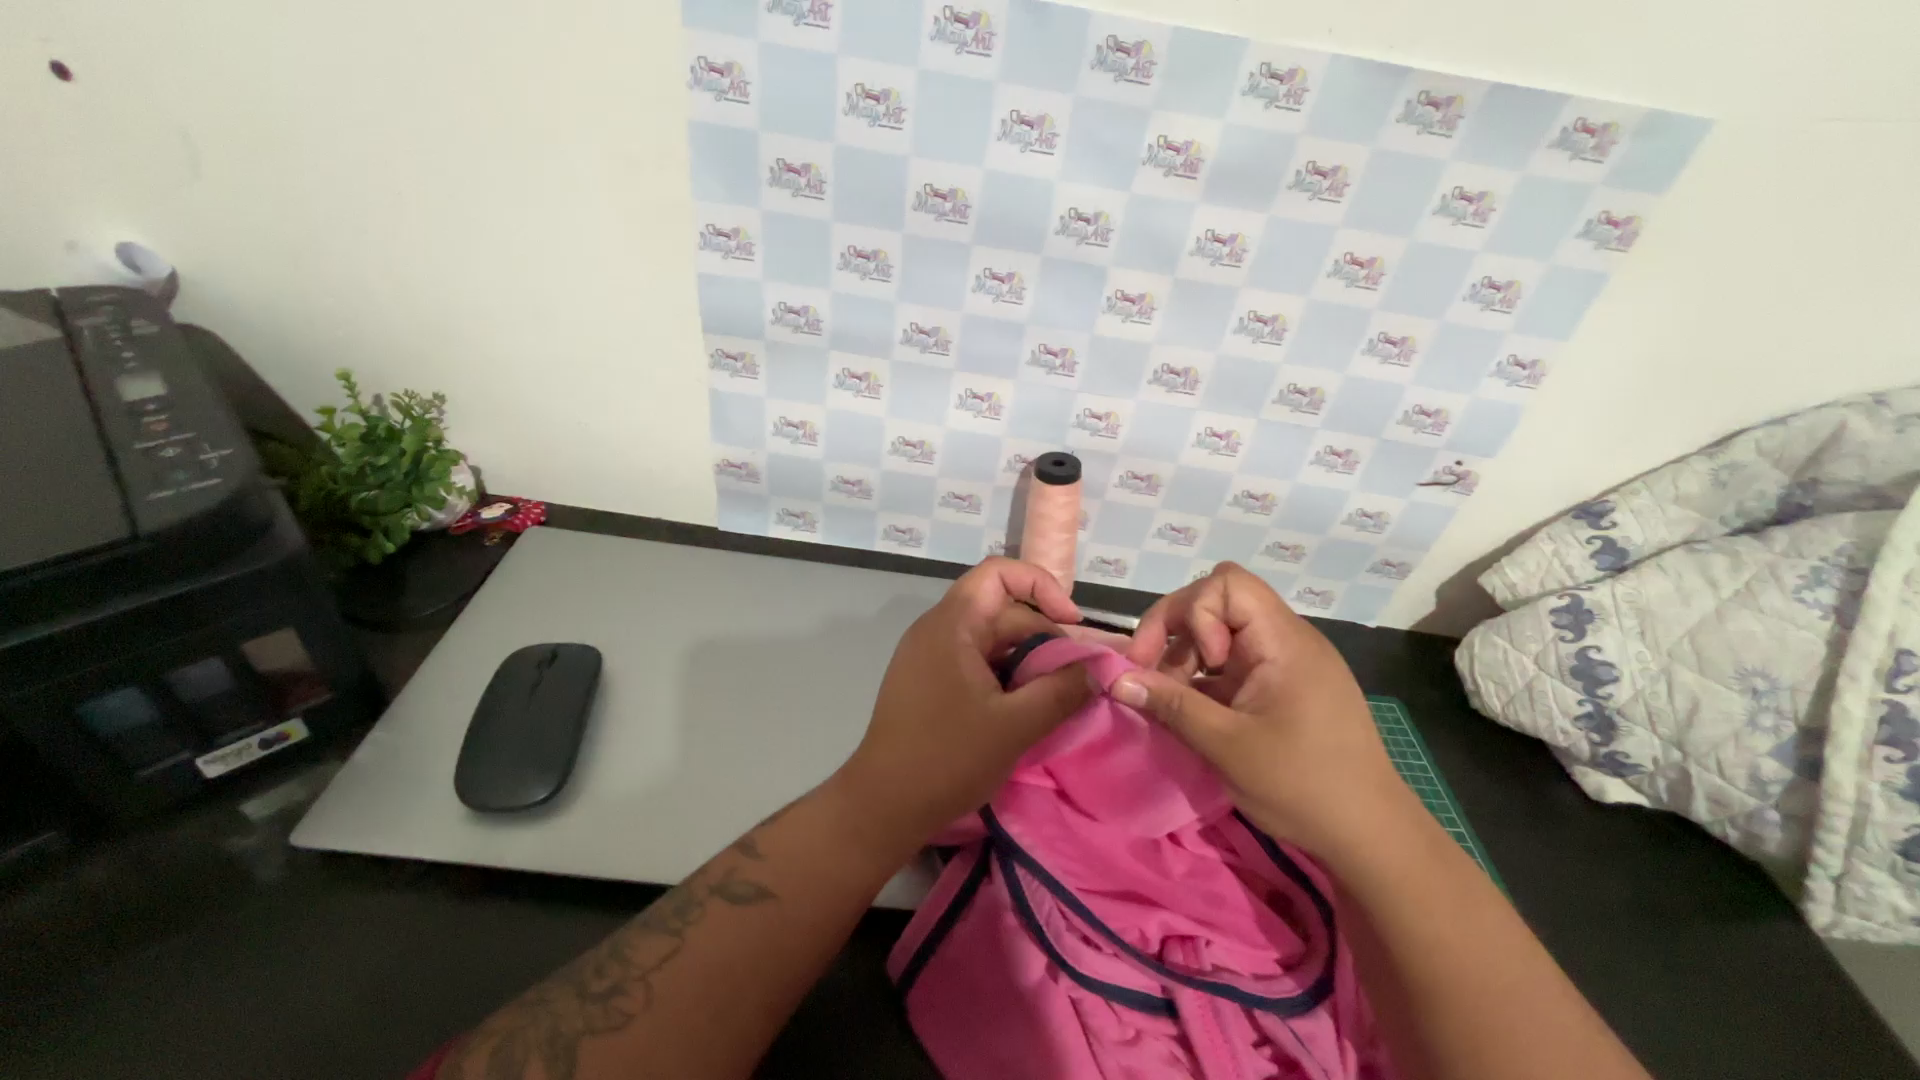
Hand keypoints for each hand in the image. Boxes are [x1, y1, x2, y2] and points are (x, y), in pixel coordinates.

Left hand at [834, 558, 1095, 847]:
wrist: (883, 805)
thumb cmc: (948, 758)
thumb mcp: (1016, 725)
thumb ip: (1062, 691)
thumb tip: (1095, 669)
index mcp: (952, 624)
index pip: (999, 573)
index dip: (1042, 586)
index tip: (1072, 625)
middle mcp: (936, 630)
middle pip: (1000, 610)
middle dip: (1044, 636)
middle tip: (1077, 676)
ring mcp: (928, 657)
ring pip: (990, 640)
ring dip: (1026, 660)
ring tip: (1057, 695)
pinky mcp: (928, 683)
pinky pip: (975, 663)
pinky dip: (1005, 676)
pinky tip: (1025, 708)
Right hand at [1113, 562, 1412, 854]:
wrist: (1369, 833)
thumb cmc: (1301, 785)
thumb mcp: (1226, 746)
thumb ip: (1169, 705)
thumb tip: (1116, 680)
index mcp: (1283, 641)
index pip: (1227, 584)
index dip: (1193, 612)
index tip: (1189, 664)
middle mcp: (1287, 640)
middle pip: (1219, 602)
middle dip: (1176, 631)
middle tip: (1150, 677)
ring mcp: (1286, 664)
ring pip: (1222, 633)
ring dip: (1186, 658)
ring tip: (1170, 703)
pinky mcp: (1284, 688)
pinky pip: (1234, 663)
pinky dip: (1205, 680)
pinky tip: (1192, 713)